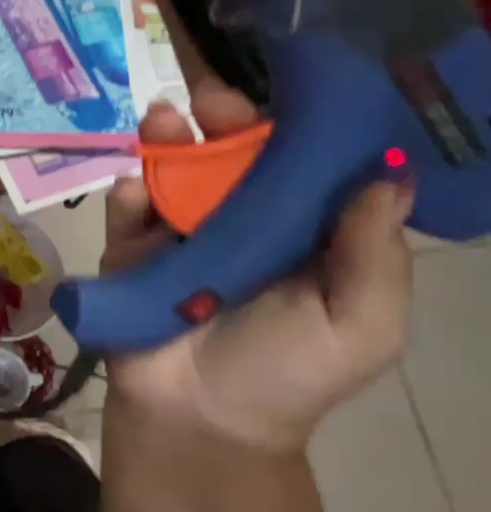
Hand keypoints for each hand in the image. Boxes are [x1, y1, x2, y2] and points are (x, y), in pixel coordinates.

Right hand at [102, 81, 416, 451]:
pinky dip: (128, 196)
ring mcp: (179, 238)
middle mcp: (242, 226)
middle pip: (232, 162)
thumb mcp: (362, 322)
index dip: (297, 132)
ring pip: (173, 177)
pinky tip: (132, 186)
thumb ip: (372, 254)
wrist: (200, 418)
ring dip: (165, 143)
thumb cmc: (289, 373)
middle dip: (222, 124)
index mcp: (305, 236)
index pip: (302, 171)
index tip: (290, 94)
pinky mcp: (129, 254)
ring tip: (159, 116)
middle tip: (209, 96)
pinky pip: (127, 216)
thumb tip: (385, 174)